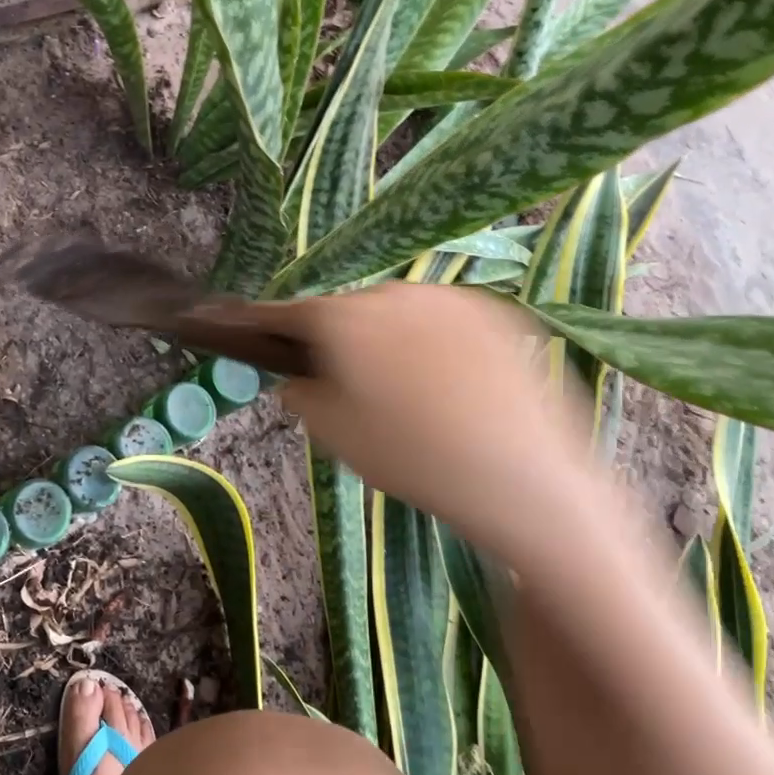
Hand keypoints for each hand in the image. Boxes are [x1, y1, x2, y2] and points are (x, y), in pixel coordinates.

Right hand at [234, 285, 606, 559]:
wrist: (523, 481)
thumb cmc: (411, 460)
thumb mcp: (334, 436)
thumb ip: (300, 395)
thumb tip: (297, 378)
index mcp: (342, 320)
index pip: (287, 313)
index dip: (263, 325)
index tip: (250, 335)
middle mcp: (391, 293)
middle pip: (345, 310)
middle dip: (335, 339)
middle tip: (344, 384)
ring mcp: (448, 298)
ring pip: (394, 312)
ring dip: (384, 337)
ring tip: (402, 389)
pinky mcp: (495, 312)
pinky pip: (441, 319)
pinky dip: (429, 340)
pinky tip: (446, 384)